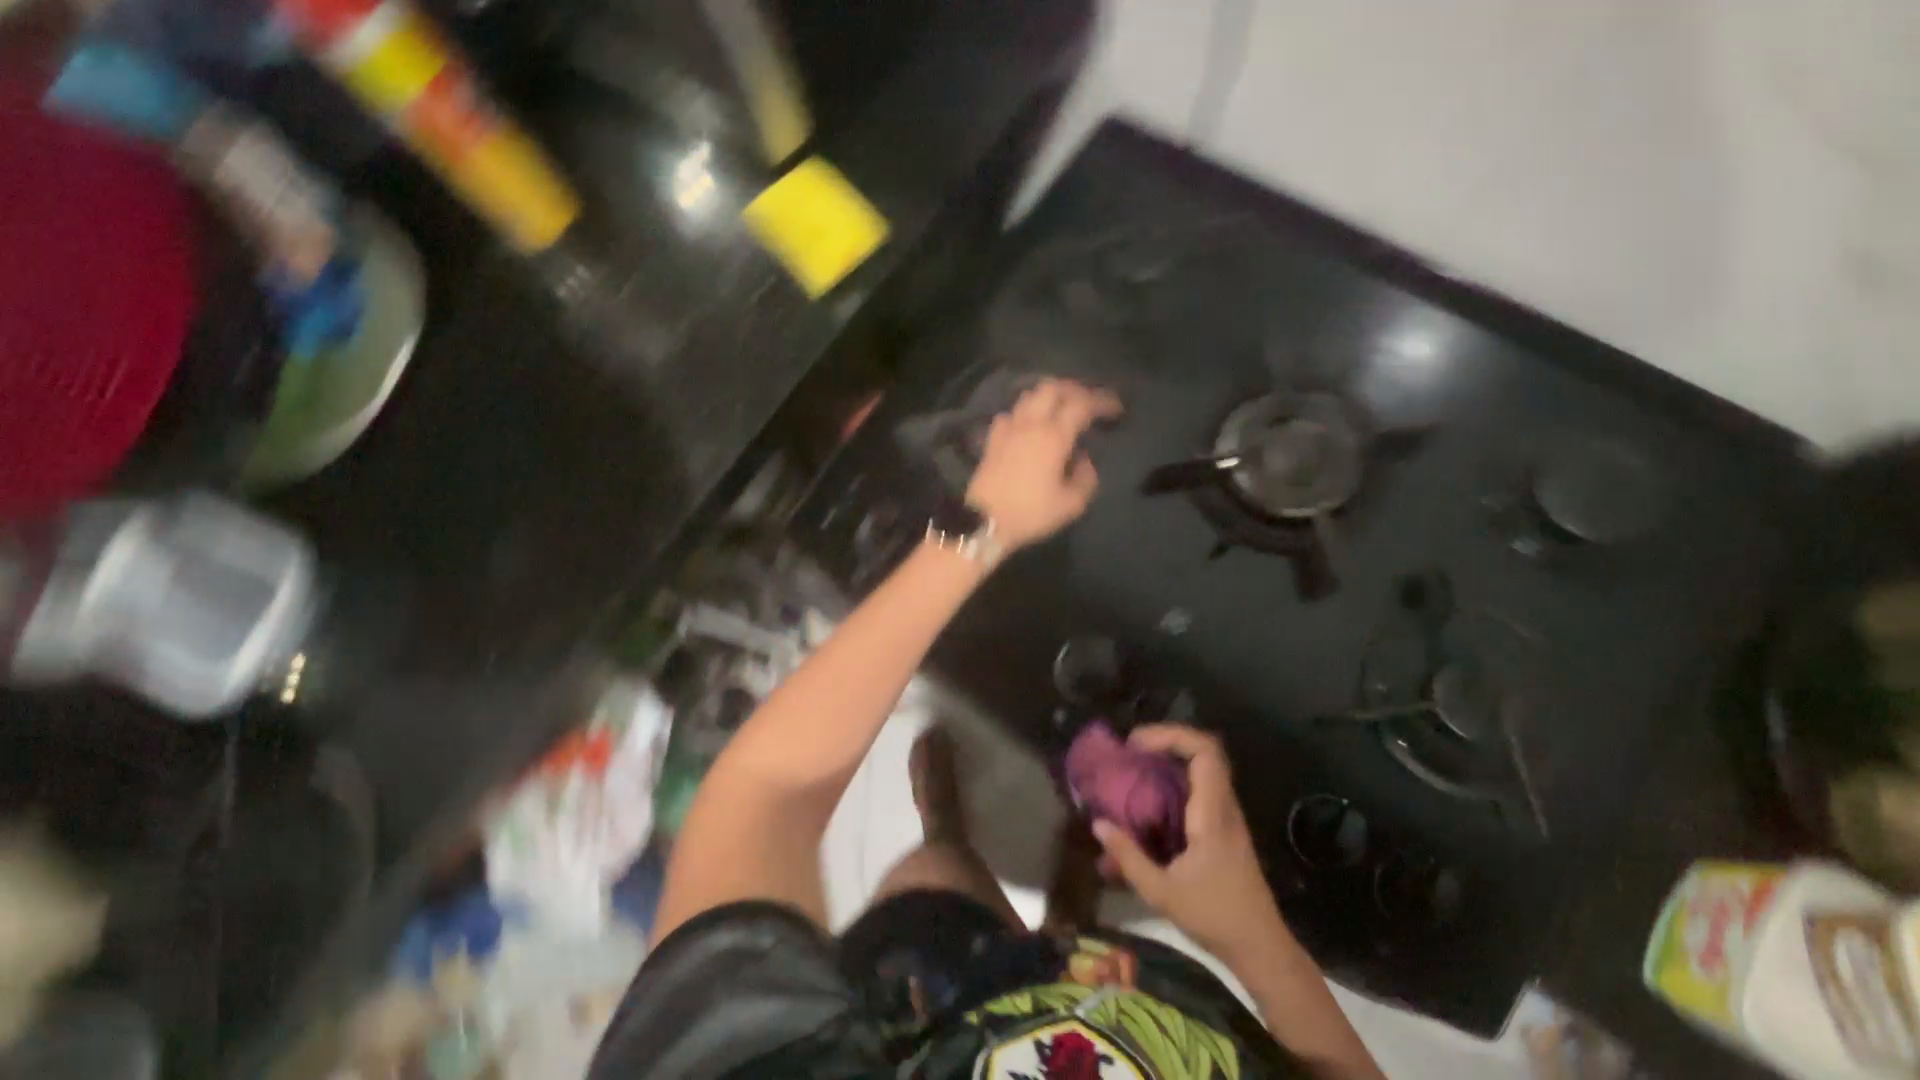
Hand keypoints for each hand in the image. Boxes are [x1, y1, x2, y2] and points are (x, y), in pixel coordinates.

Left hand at [966, 379, 1123, 549]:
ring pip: (1029, 396)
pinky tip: (1029, 426)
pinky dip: (1025, 413)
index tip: (1116, 409)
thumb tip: (1084, 461)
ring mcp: (1008, 429)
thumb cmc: (1031, 513)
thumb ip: (1086, 478)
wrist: (984, 522)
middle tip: (1088, 402)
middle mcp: (1031, 424)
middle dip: (1074, 389)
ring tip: (1061, 409)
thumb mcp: (1071, 504)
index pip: (1082, 404)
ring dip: (1049, 397)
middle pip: (1052, 388)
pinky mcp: (992, 440)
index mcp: (1054, 436)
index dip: (1102, 401)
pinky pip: (1010, 414)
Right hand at [1092, 725, 1290, 963]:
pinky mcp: (1224, 832)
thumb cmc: (1214, 917)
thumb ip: (1128, 857)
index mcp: (1213, 814)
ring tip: (1134, 773)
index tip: (1136, 744)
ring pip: (1203, 772)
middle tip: (1130, 753)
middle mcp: (1224, 808)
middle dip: (1166, 744)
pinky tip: (1149, 808)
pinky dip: (1175, 787)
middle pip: (1204, 754)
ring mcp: (1227, 819)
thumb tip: (1098, 823)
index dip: (1171, 736)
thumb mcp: (1162, 892)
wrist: (1260, 947)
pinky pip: (1200, 793)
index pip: (1204, 752)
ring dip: (1170, 764)